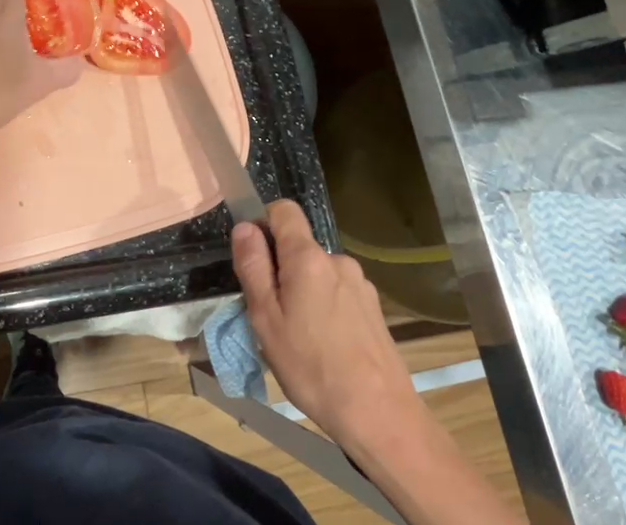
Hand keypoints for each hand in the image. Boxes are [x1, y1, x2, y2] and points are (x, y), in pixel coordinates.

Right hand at [231, 200, 422, 443]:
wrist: (379, 415)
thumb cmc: (311, 366)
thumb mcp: (265, 318)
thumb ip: (253, 266)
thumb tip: (245, 227)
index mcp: (309, 258)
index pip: (284, 210)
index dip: (262, 223)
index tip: (253, 259)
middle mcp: (338, 261)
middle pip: (299, 246)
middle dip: (280, 269)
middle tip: (270, 313)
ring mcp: (361, 285)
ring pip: (318, 273)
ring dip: (302, 291)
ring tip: (297, 336)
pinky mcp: (374, 309)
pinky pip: (337, 293)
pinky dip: (324, 308)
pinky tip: (324, 346)